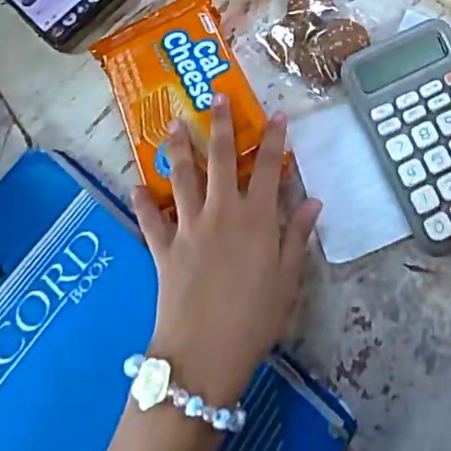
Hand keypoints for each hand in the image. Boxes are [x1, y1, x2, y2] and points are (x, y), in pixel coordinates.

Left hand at [129, 99, 321, 405]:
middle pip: (219, 159)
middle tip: (215, 97)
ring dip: (178, 148)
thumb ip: (298, 236)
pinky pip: (151, 220)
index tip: (276, 116)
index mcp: (256, 218)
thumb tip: (313, 200)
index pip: (267, 168)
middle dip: (219, 124)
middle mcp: (222, 212)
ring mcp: (189, 227)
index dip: (273, 140)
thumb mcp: (288, 280)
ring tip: (172, 123)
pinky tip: (137, 186)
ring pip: (183, 177)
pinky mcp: (164, 247)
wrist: (205, 353)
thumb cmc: (255, 318)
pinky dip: (143, 203)